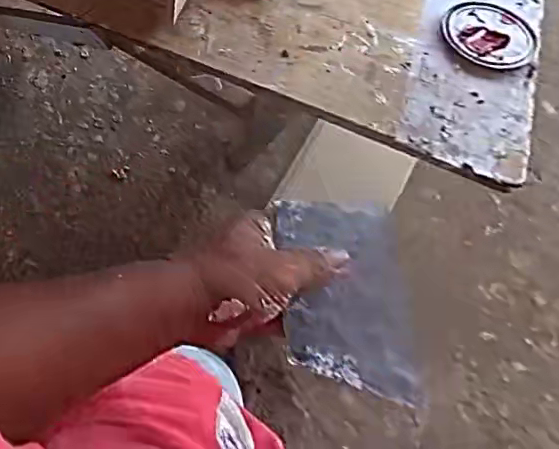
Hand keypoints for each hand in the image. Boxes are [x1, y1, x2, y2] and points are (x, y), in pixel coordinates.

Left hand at [175, 213, 346, 345]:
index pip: (286, 224)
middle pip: (289, 259)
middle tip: (360, 285)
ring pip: (287, 289)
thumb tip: (342, 255)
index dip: (312, 235)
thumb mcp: (282, 267)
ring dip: (311, 301)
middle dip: (318, 272)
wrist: (199, 308)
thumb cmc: (237, 276)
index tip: (347, 248)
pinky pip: (281, 315)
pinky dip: (300, 323)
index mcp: (251, 229)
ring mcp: (248, 281)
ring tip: (355, 311)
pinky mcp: (248, 309)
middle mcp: (248, 251)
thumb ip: (312, 263)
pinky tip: (331, 333)